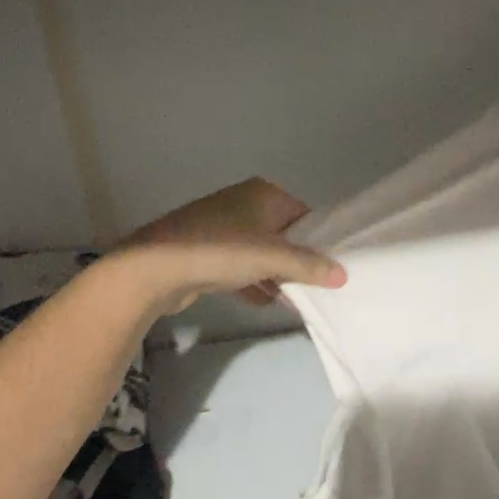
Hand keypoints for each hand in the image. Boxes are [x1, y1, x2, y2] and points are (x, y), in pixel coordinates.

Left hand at [112, 178, 346, 314]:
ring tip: (297, 302)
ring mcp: (222, 230)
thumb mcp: (272, 258)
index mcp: (262, 194)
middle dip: (299, 263)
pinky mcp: (206, 255)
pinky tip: (266, 304)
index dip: (320, 240)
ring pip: (261, 255)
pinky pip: (240, 269)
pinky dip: (254, 284)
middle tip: (319, 289)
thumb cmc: (220, 251)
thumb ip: (309, 266)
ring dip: (276, 278)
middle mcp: (243, 205)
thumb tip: (343, 275)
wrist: (155, 268)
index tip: (335, 267)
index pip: (304, 214)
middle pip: (283, 236)